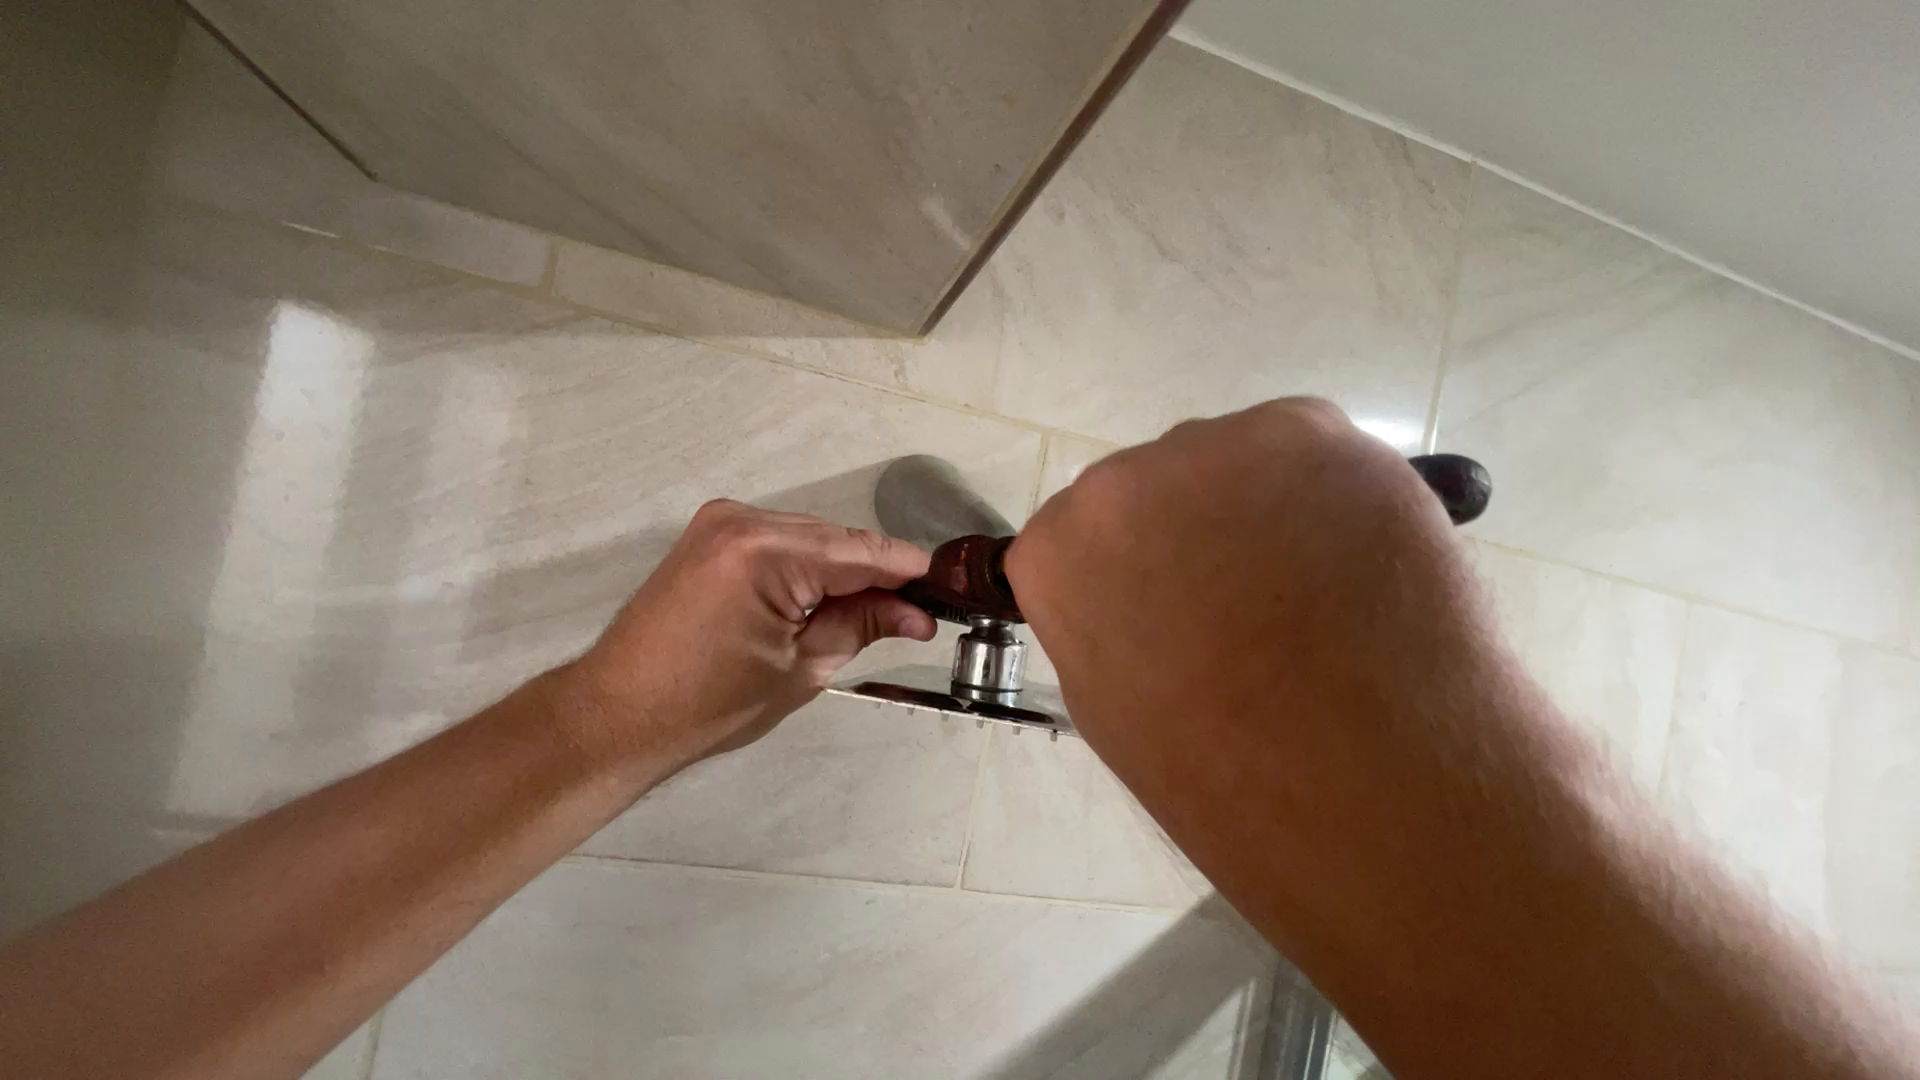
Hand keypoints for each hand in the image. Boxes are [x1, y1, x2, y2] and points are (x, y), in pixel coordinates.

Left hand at [560, 500, 936, 772]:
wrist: (619, 713)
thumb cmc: (711, 704)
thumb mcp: (803, 667)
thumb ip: (865, 625)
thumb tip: (918, 615)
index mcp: (767, 551)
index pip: (862, 551)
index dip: (908, 570)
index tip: (946, 590)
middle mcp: (744, 518)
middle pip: (837, 540)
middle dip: (877, 573)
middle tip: (913, 613)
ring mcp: (722, 520)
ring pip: (811, 538)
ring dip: (843, 570)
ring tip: (873, 611)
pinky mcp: (711, 533)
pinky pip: (781, 540)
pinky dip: (809, 565)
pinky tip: (827, 596)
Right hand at [1002, 398, 1566, 869]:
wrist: (1367, 787)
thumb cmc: (1224, 772)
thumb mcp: (1109, 699)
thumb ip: (1099, 611)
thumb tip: (1137, 581)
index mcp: (1055, 551)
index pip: (1076, 538)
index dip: (1130, 575)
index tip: (1167, 612)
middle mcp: (1116, 482)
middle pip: (1149, 492)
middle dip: (1186, 532)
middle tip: (1245, 602)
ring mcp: (1210, 448)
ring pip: (1225, 464)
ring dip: (1254, 507)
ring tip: (1312, 587)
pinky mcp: (1309, 432)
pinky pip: (1301, 450)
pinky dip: (1322, 492)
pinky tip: (1350, 557)